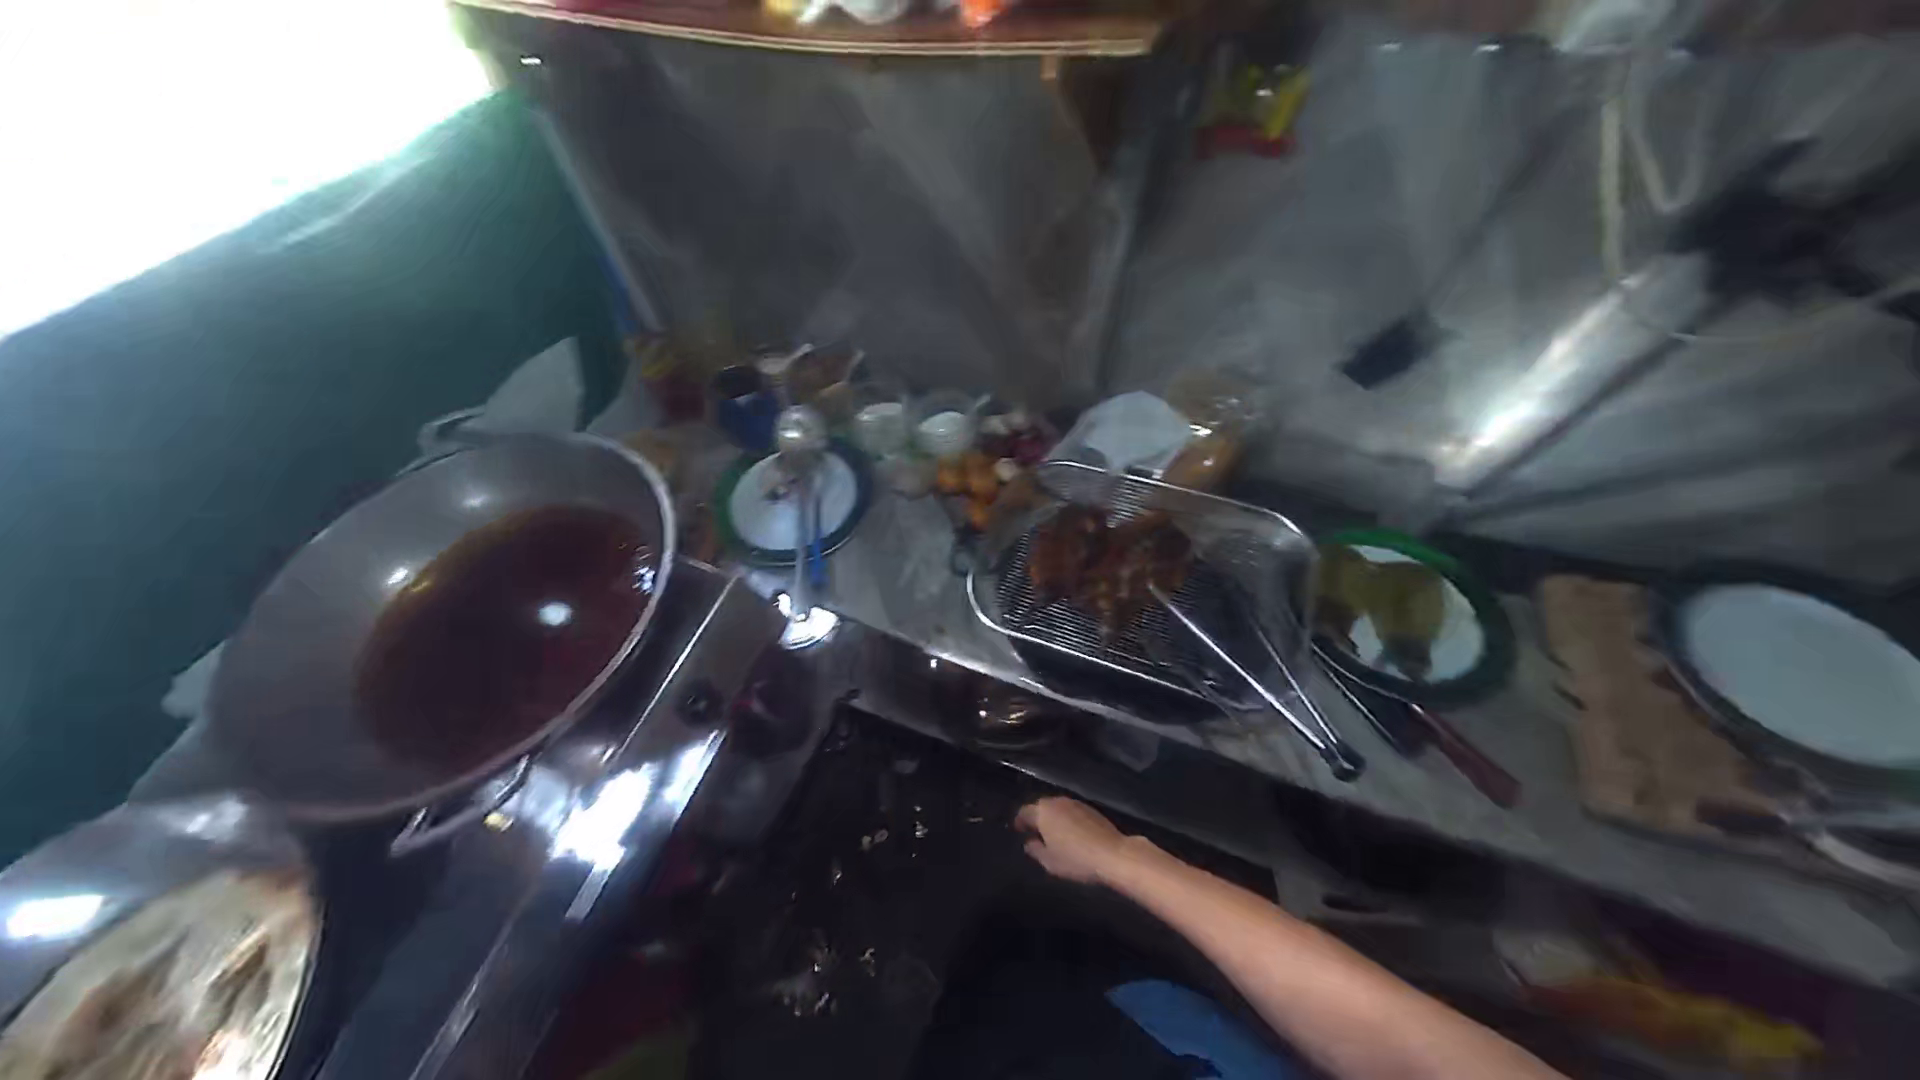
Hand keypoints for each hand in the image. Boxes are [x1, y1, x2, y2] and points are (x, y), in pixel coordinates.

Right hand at [1014, 797, 1132, 884]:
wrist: (1112, 854)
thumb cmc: (1076, 859)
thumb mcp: (1050, 862)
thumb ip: (1035, 850)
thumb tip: (1029, 842)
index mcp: (1042, 812)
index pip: (1024, 812)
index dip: (1019, 821)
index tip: (1017, 830)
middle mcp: (1057, 802)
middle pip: (1041, 806)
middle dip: (1036, 818)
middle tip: (1034, 832)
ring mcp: (1075, 803)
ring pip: (1057, 807)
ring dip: (1052, 817)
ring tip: (1052, 833)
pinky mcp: (1090, 808)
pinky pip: (1070, 811)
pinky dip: (1066, 819)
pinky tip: (1070, 832)